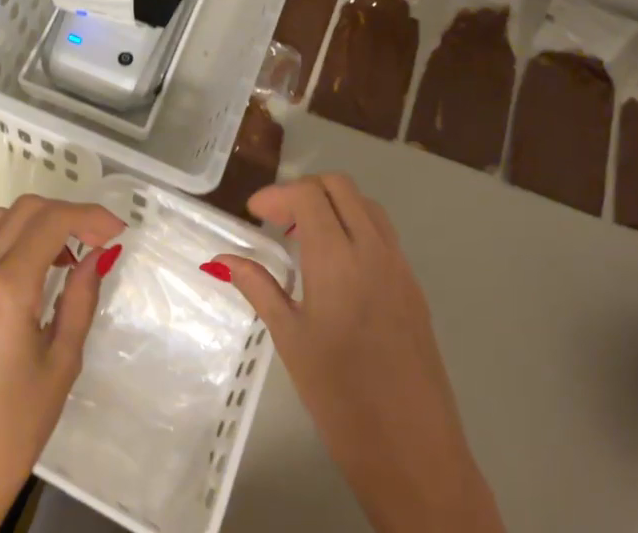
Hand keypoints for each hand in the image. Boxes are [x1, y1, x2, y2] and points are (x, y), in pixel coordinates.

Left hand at [0, 195, 125, 531]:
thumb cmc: (17, 424)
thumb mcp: (62, 362)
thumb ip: (79, 300)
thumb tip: (96, 257)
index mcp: (6, 288)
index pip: (51, 222)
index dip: (89, 217)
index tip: (118, 232)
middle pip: (23, 211)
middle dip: (66, 214)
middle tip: (97, 242)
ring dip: (34, 223)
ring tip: (64, 257)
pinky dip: (1, 237)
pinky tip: (22, 265)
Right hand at [213, 174, 503, 532]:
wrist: (413, 449)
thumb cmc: (339, 395)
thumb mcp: (289, 338)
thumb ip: (258, 287)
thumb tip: (222, 259)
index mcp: (338, 259)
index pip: (308, 195)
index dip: (276, 195)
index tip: (253, 216)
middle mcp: (375, 251)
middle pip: (341, 188)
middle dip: (303, 191)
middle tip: (275, 222)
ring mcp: (401, 269)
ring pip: (367, 207)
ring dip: (332, 206)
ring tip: (302, 241)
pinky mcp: (415, 289)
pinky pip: (384, 236)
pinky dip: (354, 229)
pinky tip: (333, 269)